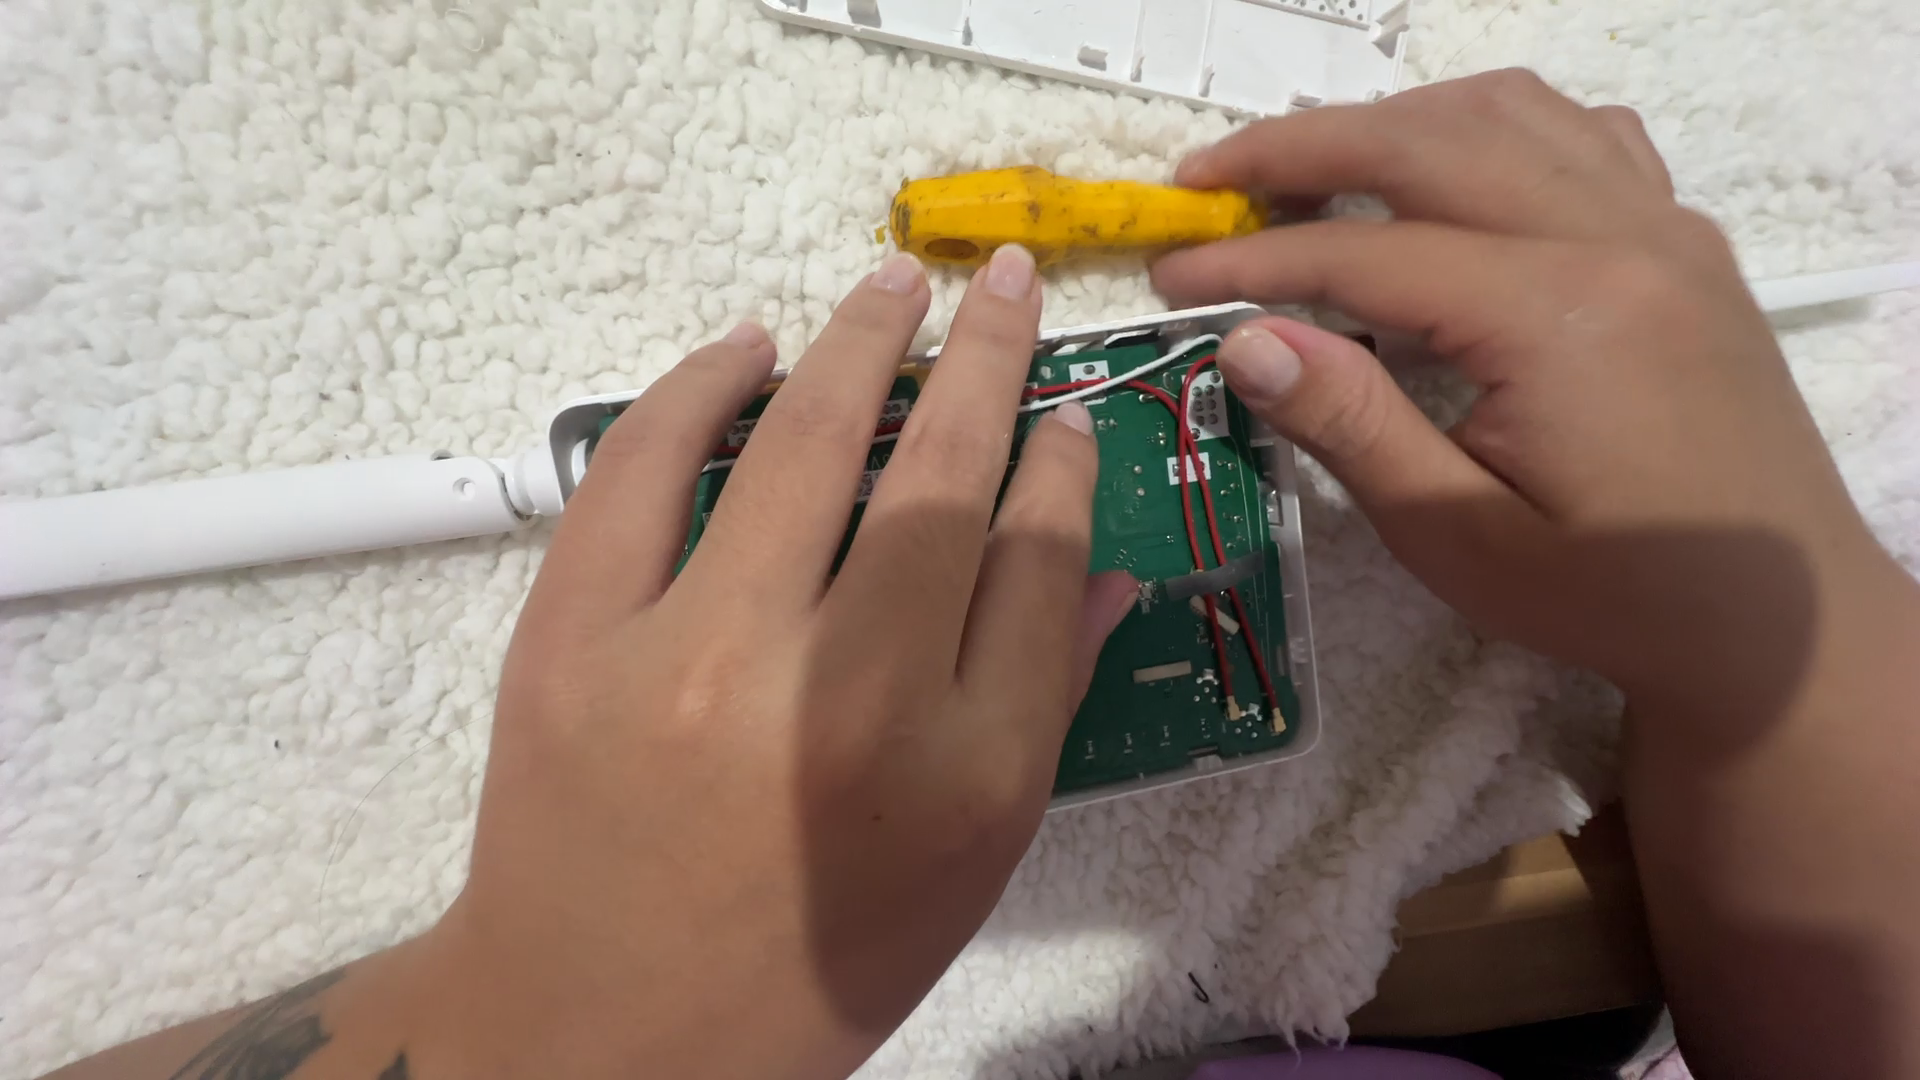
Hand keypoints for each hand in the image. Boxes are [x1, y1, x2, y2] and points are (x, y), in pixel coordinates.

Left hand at [406, 247, 1136, 1077]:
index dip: (1062, 461)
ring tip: (895, 282)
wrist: (607, 1030)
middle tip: (1007, 283)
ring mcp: (695, 658)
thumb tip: (1099, 562)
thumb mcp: (978, 851)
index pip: (1038, 557)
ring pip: (805, 447)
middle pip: (942, 481)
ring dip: (861, 342)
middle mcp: (846, 696)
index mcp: (965, 768)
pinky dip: (698, 388)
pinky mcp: (574, 640)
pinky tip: (751, 344)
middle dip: (989, 361)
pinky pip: (642, 470)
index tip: (1065, 413)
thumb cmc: (825, 949)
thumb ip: (1048, 693)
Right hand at [1152, 69, 1898, 718]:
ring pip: (1504, 115)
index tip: (1168, 275)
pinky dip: (1477, 132)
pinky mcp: (1673, 246)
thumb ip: (1349, 422)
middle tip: (1203, 179)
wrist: (1772, 617)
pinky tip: (1433, 176)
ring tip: (1297, 167)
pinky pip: (1571, 139)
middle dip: (1296, 148)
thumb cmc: (1601, 588)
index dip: (1250, 260)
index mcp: (1555, 315)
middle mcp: (1617, 238)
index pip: (1364, 254)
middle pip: (1427, 142)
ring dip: (1382, 125)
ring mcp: (1659, 228)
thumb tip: (1247, 340)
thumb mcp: (1450, 530)